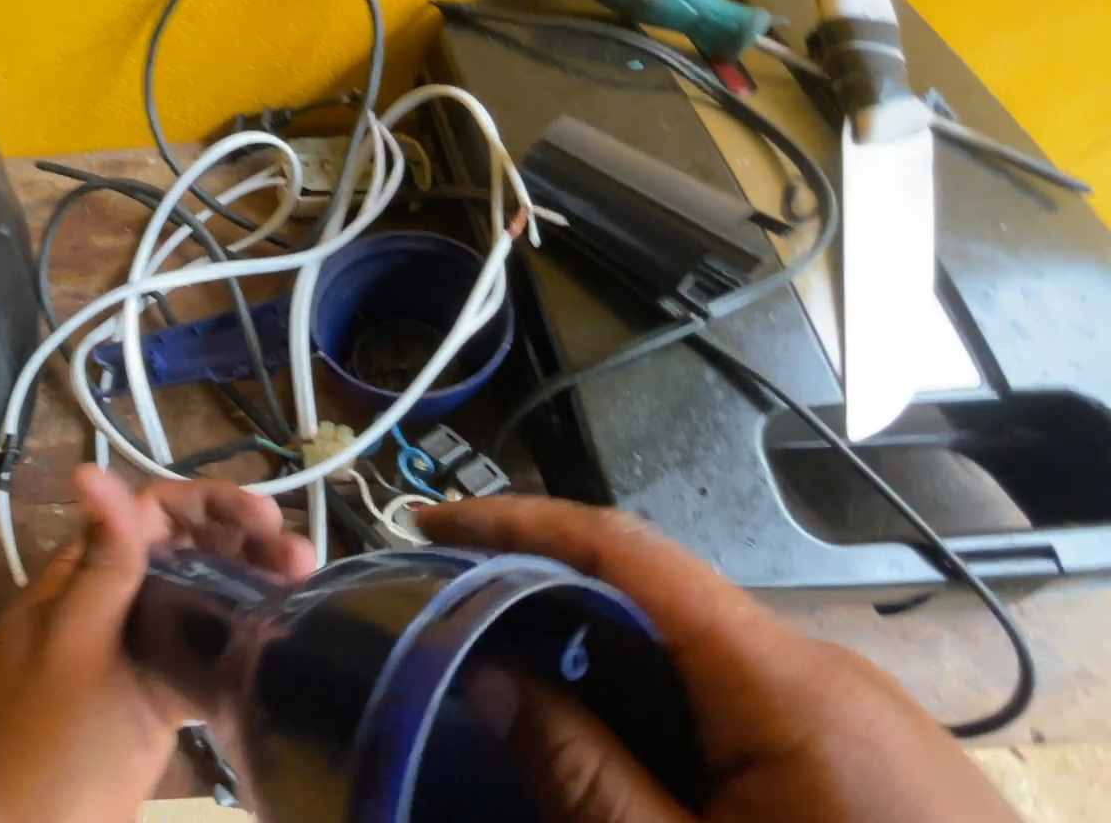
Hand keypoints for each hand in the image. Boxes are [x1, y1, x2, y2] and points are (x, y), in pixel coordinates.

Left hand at [0, 468, 314, 822]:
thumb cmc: (46, 739)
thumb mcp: (78, 645)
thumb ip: (102, 562)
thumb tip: (88, 469)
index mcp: (85, 573)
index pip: (150, 513)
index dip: (207, 504)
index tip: (262, 515)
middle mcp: (114, 597)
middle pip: (185, 548)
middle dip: (242, 540)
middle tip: (297, 554)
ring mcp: (139, 644)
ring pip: (200, 593)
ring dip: (251, 581)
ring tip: (304, 580)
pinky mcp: (160, 689)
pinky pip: (205, 647)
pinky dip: (241, 635)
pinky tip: (281, 634)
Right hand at [417, 496, 1017, 822]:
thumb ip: (580, 772)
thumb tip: (487, 672)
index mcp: (786, 681)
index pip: (626, 548)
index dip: (518, 520)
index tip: (433, 522)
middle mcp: (820, 668)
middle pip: (648, 587)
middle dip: (540, 583)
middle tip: (449, 601)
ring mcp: (846, 709)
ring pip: (679, 638)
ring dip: (586, 636)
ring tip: (507, 661)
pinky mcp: (857, 750)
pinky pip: (720, 685)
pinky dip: (640, 684)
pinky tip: (601, 725)